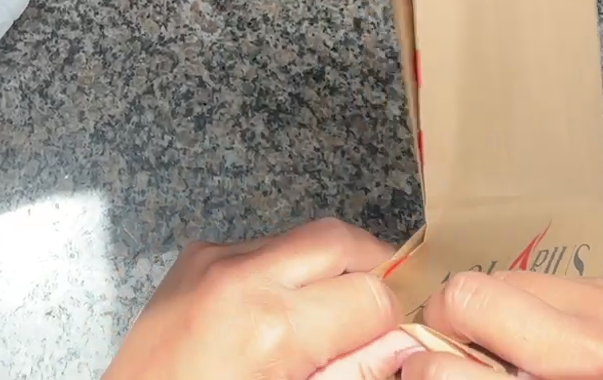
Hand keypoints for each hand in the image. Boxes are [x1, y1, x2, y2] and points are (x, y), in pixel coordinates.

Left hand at [105, 218, 410, 379]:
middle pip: (337, 236)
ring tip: (323, 319)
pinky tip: (276, 313)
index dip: (391, 319)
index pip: (370, 292)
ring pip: (299, 236)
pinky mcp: (196, 253)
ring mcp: (213, 255)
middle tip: (378, 311)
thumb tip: (406, 344)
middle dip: (370, 266)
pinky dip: (283, 271)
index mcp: (271, 328)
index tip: (391, 341)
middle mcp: (241, 274)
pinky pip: (260, 246)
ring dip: (323, 268)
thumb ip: (353, 372)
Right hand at [403, 271, 602, 378]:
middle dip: (450, 330)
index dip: (427, 360)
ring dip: (494, 323)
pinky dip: (535, 317)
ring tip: (522, 365)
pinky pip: (548, 285)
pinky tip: (563, 355)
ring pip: (504, 283)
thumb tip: (420, 365)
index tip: (419, 374)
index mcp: (596, 373)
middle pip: (471, 293)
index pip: (467, 329)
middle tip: (463, 367)